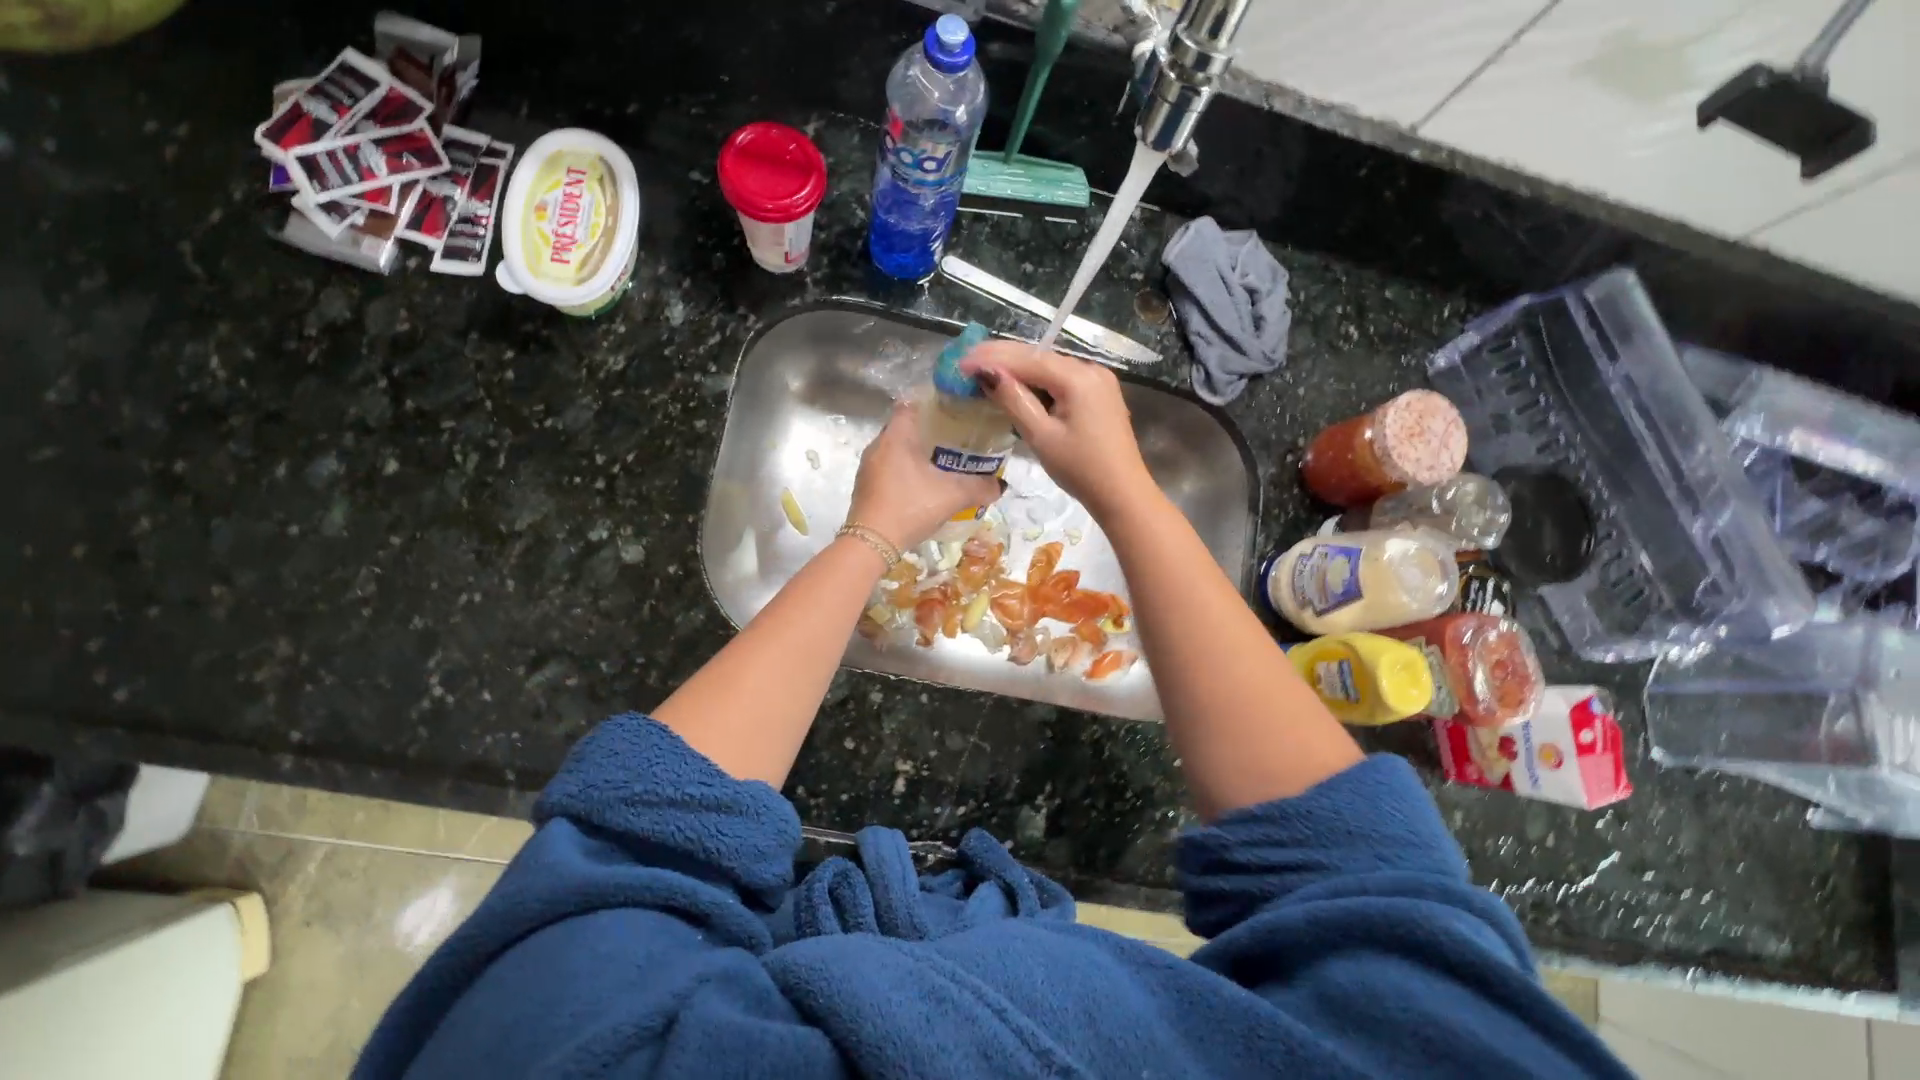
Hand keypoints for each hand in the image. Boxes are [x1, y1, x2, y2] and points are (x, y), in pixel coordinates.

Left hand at [848, 400, 1001, 550]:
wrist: (872, 543)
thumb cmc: (911, 507)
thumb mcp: (953, 496)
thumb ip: (980, 487)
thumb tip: (1000, 485)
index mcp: (896, 436)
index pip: (910, 404)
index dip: (931, 403)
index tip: (951, 411)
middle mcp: (878, 445)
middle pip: (904, 427)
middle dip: (927, 430)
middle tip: (953, 439)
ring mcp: (868, 468)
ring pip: (895, 450)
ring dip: (915, 453)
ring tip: (940, 463)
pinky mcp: (865, 487)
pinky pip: (887, 469)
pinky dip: (904, 471)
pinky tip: (921, 486)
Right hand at [961, 341, 1154, 518]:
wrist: (1123, 494)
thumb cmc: (1080, 469)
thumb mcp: (1041, 436)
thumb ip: (1013, 400)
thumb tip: (986, 372)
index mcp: (1078, 377)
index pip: (1027, 358)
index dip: (992, 358)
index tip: (961, 362)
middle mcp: (1091, 369)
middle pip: (1039, 357)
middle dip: (1002, 358)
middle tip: (967, 362)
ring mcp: (1098, 380)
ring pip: (1050, 367)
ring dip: (1018, 368)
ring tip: (985, 372)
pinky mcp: (1099, 394)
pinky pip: (1062, 379)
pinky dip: (1038, 381)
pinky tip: (1017, 386)